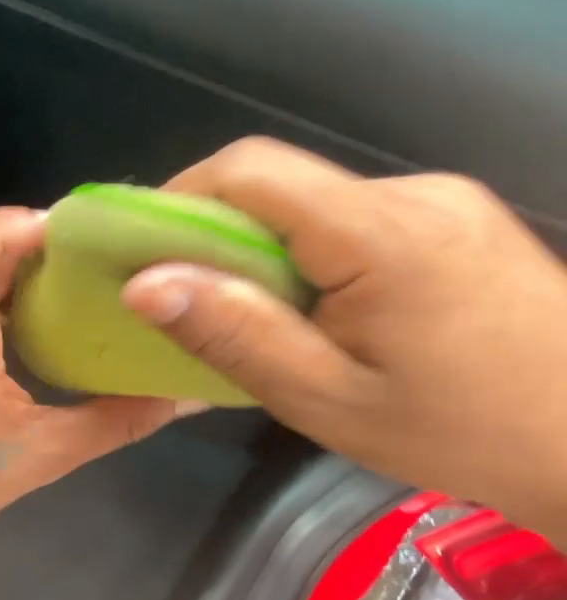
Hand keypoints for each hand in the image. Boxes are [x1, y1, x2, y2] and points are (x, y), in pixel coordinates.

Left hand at [0, 207, 184, 550]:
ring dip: (21, 263)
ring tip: (88, 272)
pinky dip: (9, 291)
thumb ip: (118, 421)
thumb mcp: (44, 457)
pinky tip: (55, 311)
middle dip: (31, 238)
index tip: (69, 232)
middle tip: (102, 248)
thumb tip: (189, 390)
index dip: (3, 228)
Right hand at [121, 137, 566, 541]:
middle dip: (205, 238)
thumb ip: (231, 332)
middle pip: (271, 186)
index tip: (137, 258)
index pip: (249, 170)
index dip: (174, 200)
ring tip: (240, 321)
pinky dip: (292, 259)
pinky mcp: (449, 223)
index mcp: (383, 232)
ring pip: (301, 205)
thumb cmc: (461, 429)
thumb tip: (141, 283)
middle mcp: (413, 195)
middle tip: (179, 306)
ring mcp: (439, 205)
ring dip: (249, 253)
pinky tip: (298, 315)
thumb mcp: (322, 396)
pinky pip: (337, 221)